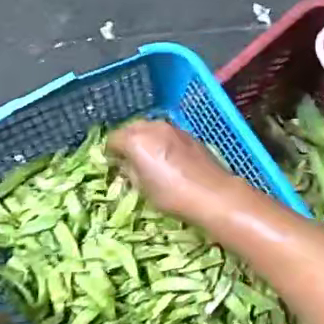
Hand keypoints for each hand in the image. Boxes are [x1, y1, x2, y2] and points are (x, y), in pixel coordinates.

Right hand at [108, 119, 244, 222]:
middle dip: (126, 142)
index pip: (113, 140)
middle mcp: (152, 127)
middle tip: (128, 160)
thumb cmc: (172, 195)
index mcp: (135, 140)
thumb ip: (130, 171)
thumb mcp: (142, 188)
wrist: (213, 194)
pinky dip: (161, 141)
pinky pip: (166, 133)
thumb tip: (126, 164)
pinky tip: (167, 157)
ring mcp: (172, 128)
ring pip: (149, 128)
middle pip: (130, 129)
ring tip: (148, 158)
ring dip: (144, 139)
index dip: (110, 152)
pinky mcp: (187, 134)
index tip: (113, 165)